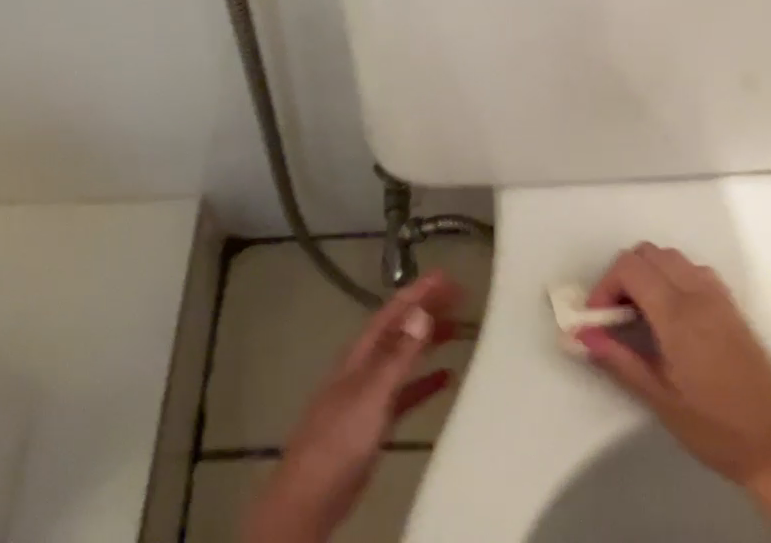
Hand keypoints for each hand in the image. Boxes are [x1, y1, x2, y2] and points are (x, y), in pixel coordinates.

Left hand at [242, 272, 460, 542]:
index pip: (392, 313)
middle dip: (425, 310)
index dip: (417, 292)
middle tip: (459, 295)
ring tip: (458, 328)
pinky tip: (446, 378)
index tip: (445, 275)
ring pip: (403, 357)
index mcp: (360, 356)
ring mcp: (368, 394)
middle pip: (398, 330)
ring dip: (427, 341)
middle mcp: (363, 367)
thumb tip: (420, 312)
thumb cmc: (339, 440)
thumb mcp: (372, 394)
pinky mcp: (374, 421)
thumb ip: (396, 356)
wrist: (311, 495)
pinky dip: (424, 381)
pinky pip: (405, 392)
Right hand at [577, 243, 770, 488]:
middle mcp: (699, 296)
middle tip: (615, 315)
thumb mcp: (657, 398)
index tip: (598, 319)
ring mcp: (720, 298)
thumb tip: (579, 334)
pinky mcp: (733, 307)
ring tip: (641, 314)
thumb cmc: (712, 427)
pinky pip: (695, 271)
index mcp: (678, 316)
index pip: (630, 267)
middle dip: (623, 276)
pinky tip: (671, 316)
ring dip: (649, 274)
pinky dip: (673, 278)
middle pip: (649, 253)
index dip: (605, 285)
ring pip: (672, 257)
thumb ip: (617, 358)